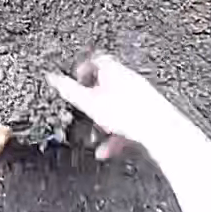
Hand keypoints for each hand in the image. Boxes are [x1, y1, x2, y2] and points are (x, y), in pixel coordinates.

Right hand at [45, 54, 199, 161]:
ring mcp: (140, 97)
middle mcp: (128, 79)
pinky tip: (106, 151)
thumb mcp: (90, 103)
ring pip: (116, 108)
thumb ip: (69, 90)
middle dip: (92, 102)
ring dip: (103, 123)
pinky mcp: (148, 114)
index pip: (96, 60)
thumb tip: (51, 77)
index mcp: (114, 70)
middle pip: (106, 86)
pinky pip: (127, 122)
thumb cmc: (127, 113)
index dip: (83, 69)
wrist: (160, 130)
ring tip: (94, 138)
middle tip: (83, 112)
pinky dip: (116, 136)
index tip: (74, 81)